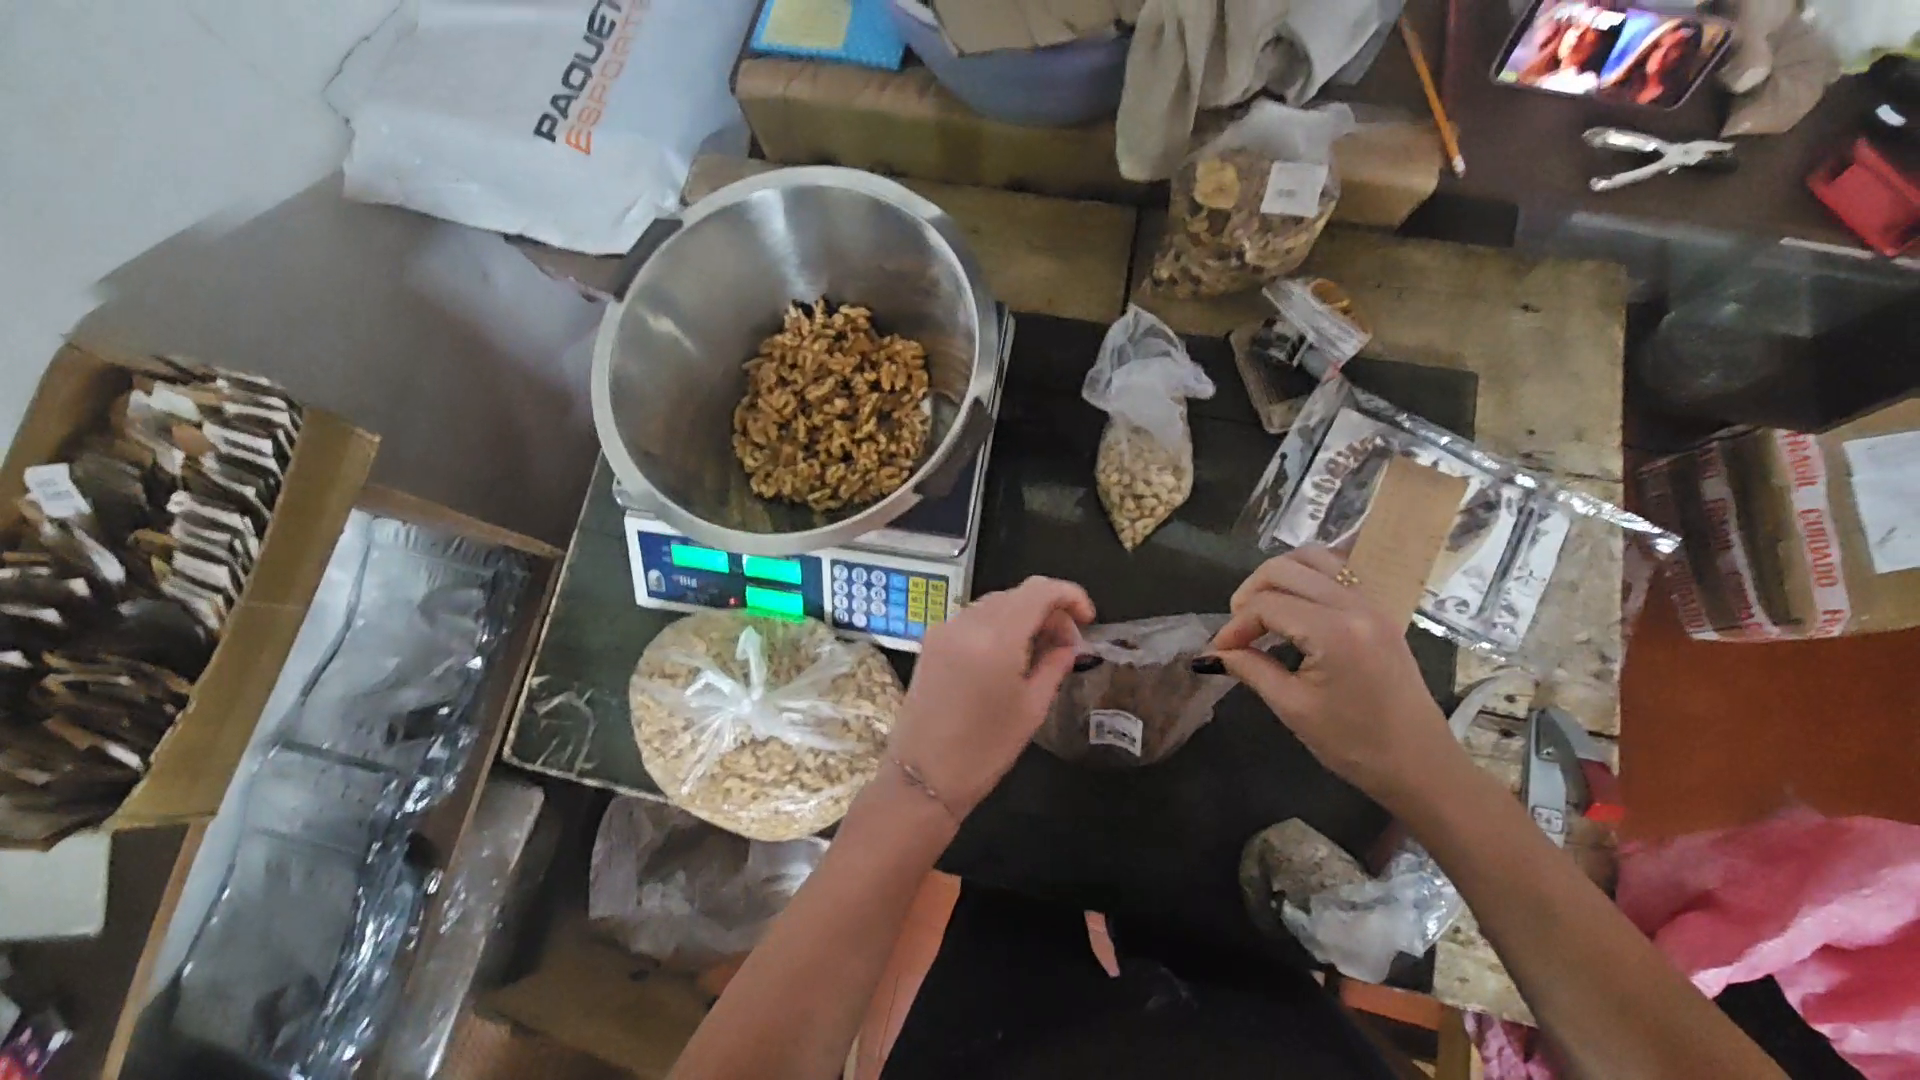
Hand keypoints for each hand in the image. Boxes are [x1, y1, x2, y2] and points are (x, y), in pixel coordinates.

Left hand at [889, 577, 1095, 817]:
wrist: (922, 777)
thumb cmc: (984, 750)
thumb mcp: (1032, 708)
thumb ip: (1055, 665)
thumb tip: (1070, 644)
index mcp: (996, 637)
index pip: (1040, 590)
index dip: (1070, 595)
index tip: (1088, 618)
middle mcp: (967, 623)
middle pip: (1017, 594)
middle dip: (1048, 610)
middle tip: (1067, 644)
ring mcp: (944, 630)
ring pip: (994, 604)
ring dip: (1022, 616)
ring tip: (1040, 652)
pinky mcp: (930, 642)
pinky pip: (972, 619)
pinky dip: (997, 626)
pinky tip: (1008, 656)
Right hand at [1209, 547, 1459, 807]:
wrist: (1420, 764)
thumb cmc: (1355, 744)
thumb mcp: (1293, 708)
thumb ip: (1251, 669)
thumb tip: (1216, 653)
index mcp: (1334, 632)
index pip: (1266, 606)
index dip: (1234, 626)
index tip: (1219, 652)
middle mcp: (1355, 605)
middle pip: (1285, 570)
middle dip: (1250, 594)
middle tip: (1238, 630)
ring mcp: (1372, 603)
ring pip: (1313, 558)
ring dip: (1279, 578)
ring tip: (1263, 611)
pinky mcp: (1380, 610)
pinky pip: (1338, 571)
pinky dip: (1308, 577)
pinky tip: (1295, 605)